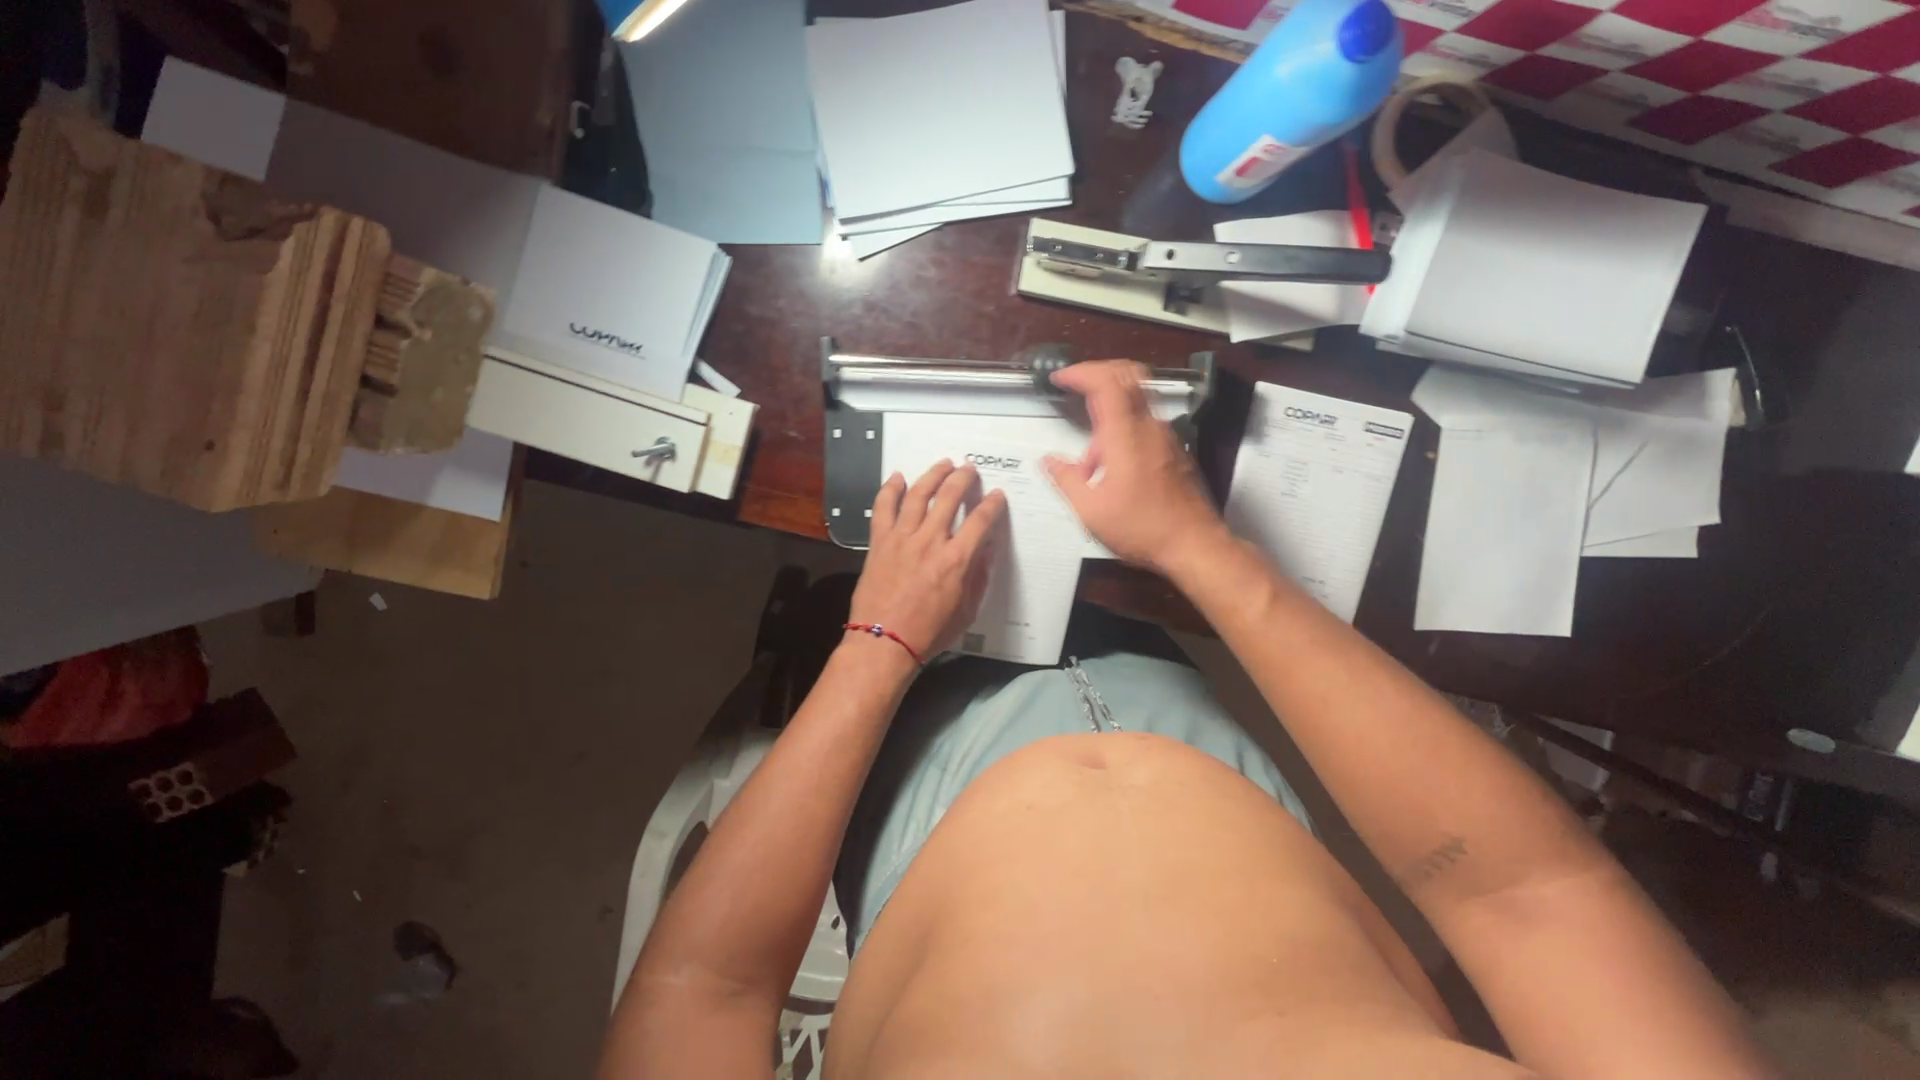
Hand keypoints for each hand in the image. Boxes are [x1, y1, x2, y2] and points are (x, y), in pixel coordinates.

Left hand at [849, 461, 1007, 662]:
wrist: (884, 642)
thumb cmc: (929, 633)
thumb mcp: (966, 611)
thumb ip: (978, 577)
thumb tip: (986, 551)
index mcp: (956, 560)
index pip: (981, 521)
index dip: (992, 504)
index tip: (997, 495)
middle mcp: (930, 541)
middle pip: (950, 496)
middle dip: (963, 478)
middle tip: (969, 469)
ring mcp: (902, 538)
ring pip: (918, 494)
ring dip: (932, 475)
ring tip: (943, 464)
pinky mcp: (879, 541)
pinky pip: (883, 507)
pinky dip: (890, 489)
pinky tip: (898, 477)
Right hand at [1044, 360, 1225, 571]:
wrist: (1194, 545)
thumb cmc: (1142, 529)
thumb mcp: (1091, 511)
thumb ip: (1066, 480)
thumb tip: (1049, 461)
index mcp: (1126, 435)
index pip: (1106, 382)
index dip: (1081, 372)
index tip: (1060, 377)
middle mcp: (1149, 428)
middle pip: (1127, 377)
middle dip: (1098, 375)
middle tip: (1075, 386)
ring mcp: (1166, 438)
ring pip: (1136, 404)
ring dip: (1109, 416)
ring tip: (1090, 463)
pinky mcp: (1174, 452)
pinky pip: (1145, 425)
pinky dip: (1123, 431)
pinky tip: (1111, 471)